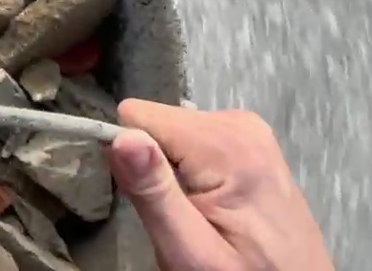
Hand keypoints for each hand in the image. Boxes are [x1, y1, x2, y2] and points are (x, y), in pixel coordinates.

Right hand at [107, 100, 333, 270]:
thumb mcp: (191, 253)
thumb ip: (154, 193)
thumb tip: (121, 136)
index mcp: (226, 144)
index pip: (135, 117)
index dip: (137, 162)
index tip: (161, 202)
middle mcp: (240, 123)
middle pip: (155, 121)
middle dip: (159, 168)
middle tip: (187, 215)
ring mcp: (250, 130)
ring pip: (169, 128)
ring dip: (175, 170)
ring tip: (203, 212)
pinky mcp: (251, 140)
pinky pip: (190, 136)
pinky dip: (192, 167)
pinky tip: (216, 202)